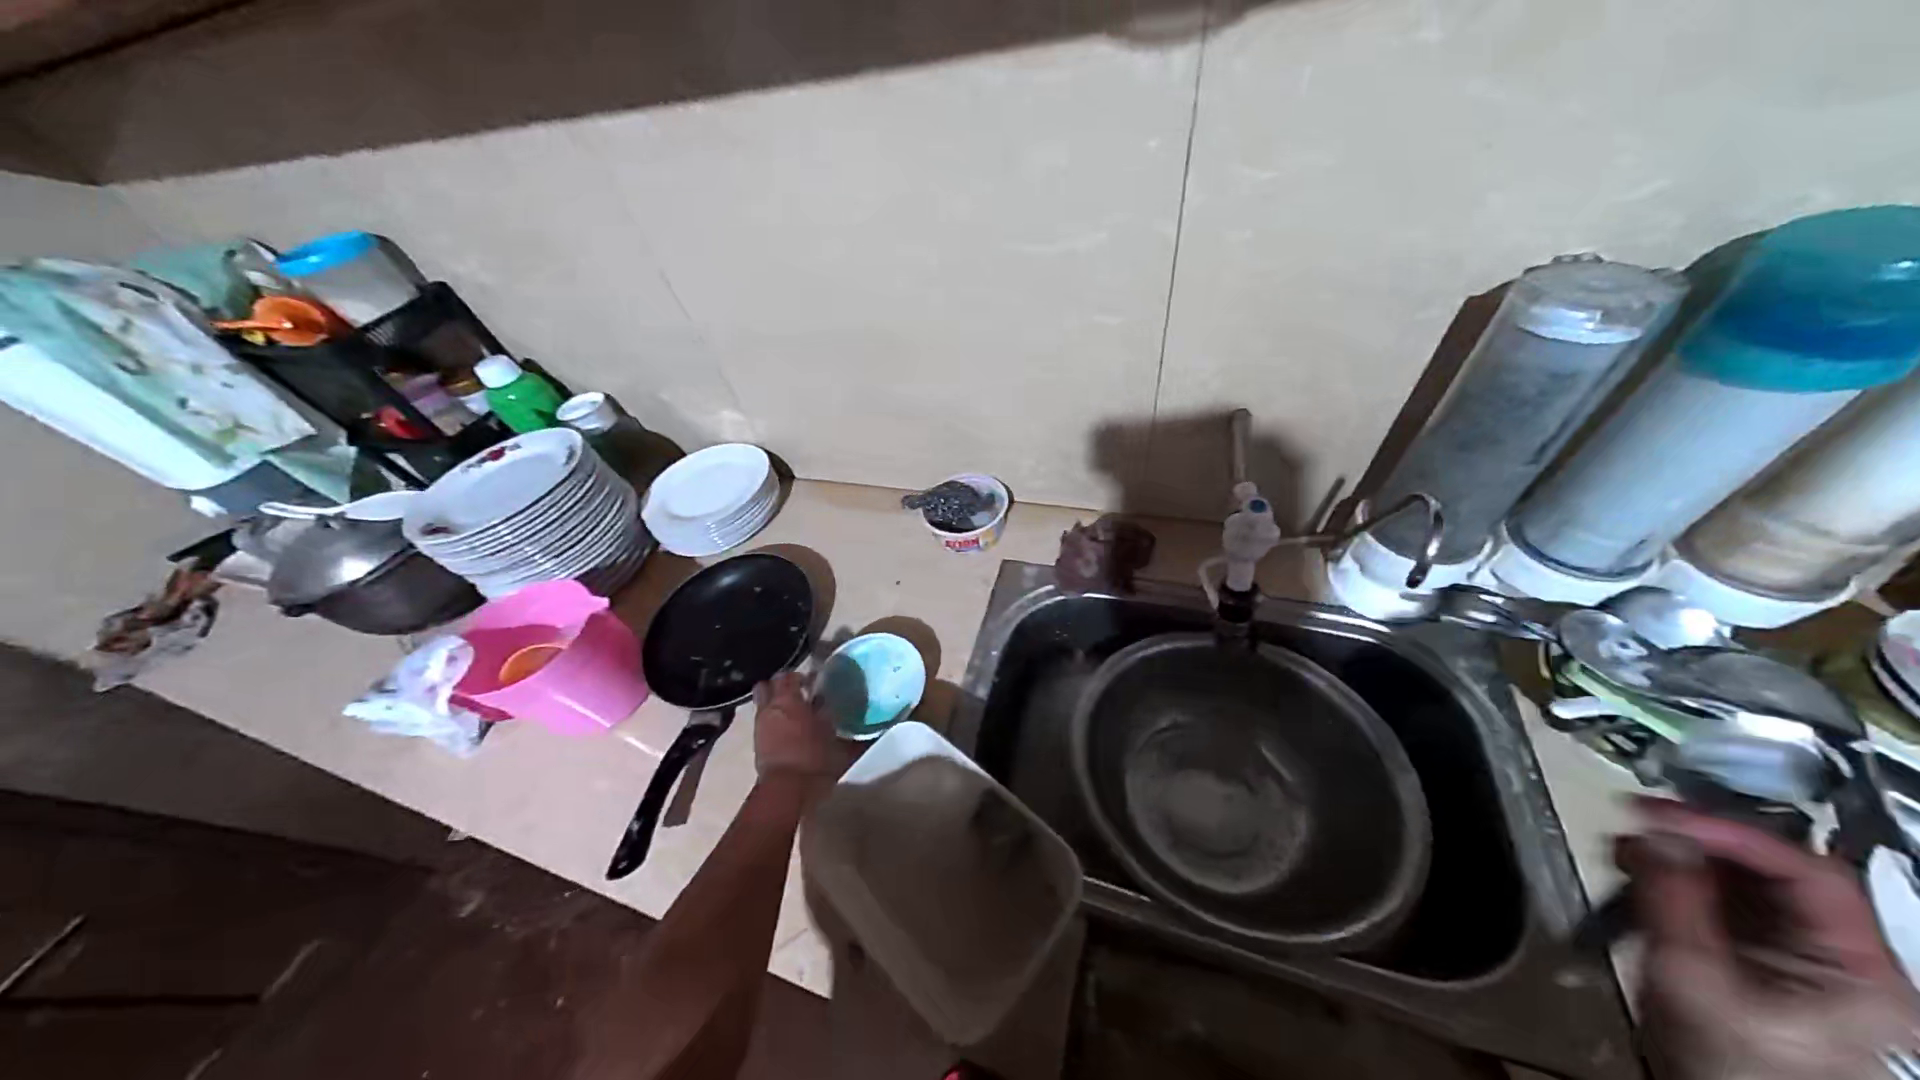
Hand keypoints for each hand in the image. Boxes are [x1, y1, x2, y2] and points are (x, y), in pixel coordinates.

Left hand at [751, 671, 839, 780]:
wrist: (786, 788)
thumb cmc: (813, 757)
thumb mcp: (828, 733)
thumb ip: (827, 715)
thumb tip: (827, 705)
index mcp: (788, 700)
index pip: (788, 676)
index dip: (799, 676)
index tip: (811, 682)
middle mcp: (770, 707)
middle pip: (768, 684)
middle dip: (780, 685)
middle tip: (796, 692)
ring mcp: (760, 723)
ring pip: (761, 701)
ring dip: (773, 701)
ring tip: (789, 710)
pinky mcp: (756, 741)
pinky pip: (761, 719)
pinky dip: (771, 718)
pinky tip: (784, 728)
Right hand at [1620, 799, 1919, 1079]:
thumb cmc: (1726, 1063)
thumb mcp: (1692, 978)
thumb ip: (1675, 900)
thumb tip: (1653, 834)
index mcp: (1857, 970)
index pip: (1807, 872)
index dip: (1732, 832)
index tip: (1659, 813)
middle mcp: (1839, 956)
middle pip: (1773, 871)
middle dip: (1697, 840)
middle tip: (1634, 821)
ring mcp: (1798, 958)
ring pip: (1741, 881)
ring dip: (1678, 855)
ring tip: (1626, 850)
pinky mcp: (1756, 956)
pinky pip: (1719, 900)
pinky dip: (1672, 877)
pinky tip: (1636, 872)